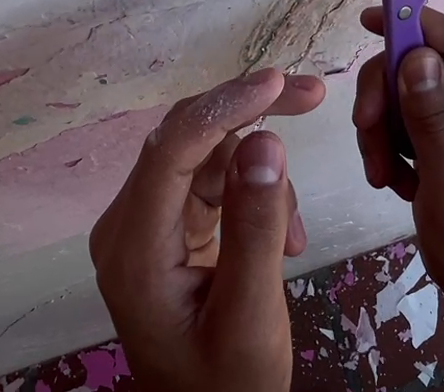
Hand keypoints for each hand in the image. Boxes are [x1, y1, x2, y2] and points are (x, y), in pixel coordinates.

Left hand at [91, 69, 325, 391]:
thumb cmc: (228, 384)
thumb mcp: (251, 316)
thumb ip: (256, 227)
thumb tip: (267, 140)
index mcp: (134, 247)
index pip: (173, 148)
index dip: (226, 105)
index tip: (279, 83)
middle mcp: (131, 222)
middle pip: (188, 135)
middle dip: (250, 112)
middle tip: (312, 95)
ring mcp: (150, 221)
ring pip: (210, 153)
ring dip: (262, 171)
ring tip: (295, 233)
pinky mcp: (172, 225)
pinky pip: (217, 179)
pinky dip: (257, 193)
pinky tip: (284, 239)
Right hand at [352, 5, 443, 331]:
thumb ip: (432, 118)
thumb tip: (417, 55)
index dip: (415, 21)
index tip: (369, 19)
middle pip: (424, 63)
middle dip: (386, 98)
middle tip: (365, 137)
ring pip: (408, 89)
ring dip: (383, 128)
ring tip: (382, 175)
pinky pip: (410, 114)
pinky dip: (392, 143)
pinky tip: (399, 180)